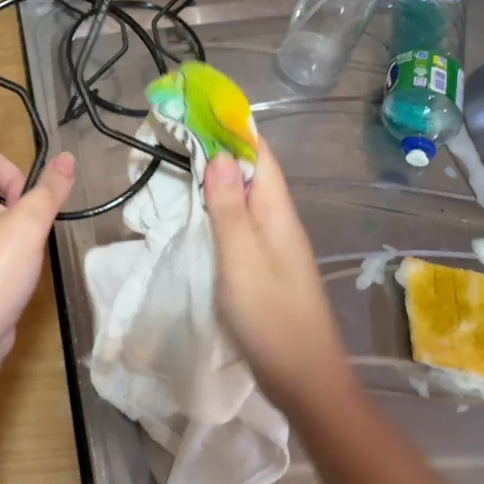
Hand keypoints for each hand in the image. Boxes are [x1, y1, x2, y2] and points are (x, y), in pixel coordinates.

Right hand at [201, 132, 348, 410]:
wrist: (306, 382)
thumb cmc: (271, 317)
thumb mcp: (241, 258)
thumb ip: (228, 207)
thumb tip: (216, 153)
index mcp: (277, 213)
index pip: (257, 154)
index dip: (232, 125)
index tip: (199, 101)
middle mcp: (280, 221)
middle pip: (250, 170)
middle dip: (218, 143)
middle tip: (177, 125)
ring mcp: (275, 244)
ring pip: (244, 194)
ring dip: (216, 172)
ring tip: (180, 155)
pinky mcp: (266, 265)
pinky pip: (241, 217)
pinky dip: (218, 201)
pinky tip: (199, 206)